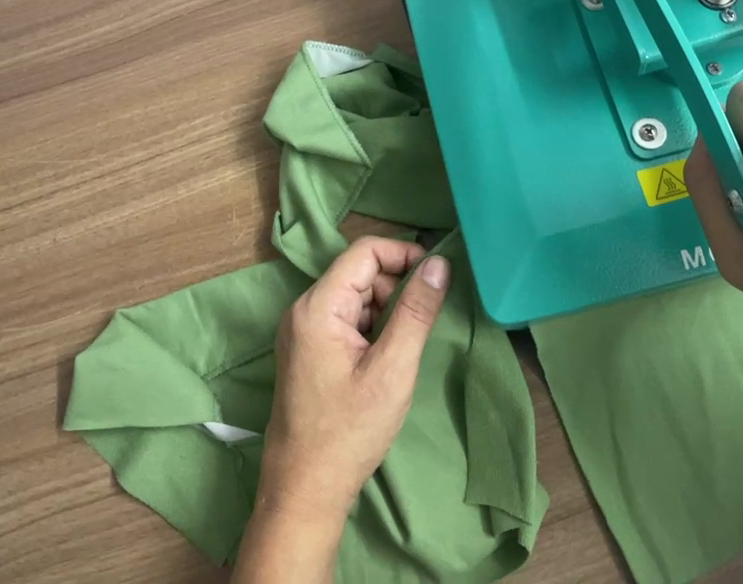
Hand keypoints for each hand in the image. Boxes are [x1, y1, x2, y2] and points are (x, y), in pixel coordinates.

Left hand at [259, 237, 451, 517]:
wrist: (304, 491)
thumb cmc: (349, 431)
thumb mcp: (393, 368)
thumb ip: (416, 311)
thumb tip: (440, 264)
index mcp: (318, 306)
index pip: (365, 251)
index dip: (404, 255)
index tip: (437, 278)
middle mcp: (304, 309)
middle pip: (360, 272)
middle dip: (397, 289)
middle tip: (420, 327)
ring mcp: (302, 330)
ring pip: (356, 296)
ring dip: (386, 312)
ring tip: (400, 354)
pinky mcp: (308, 350)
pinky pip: (346, 319)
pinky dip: (372, 329)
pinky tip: (384, 362)